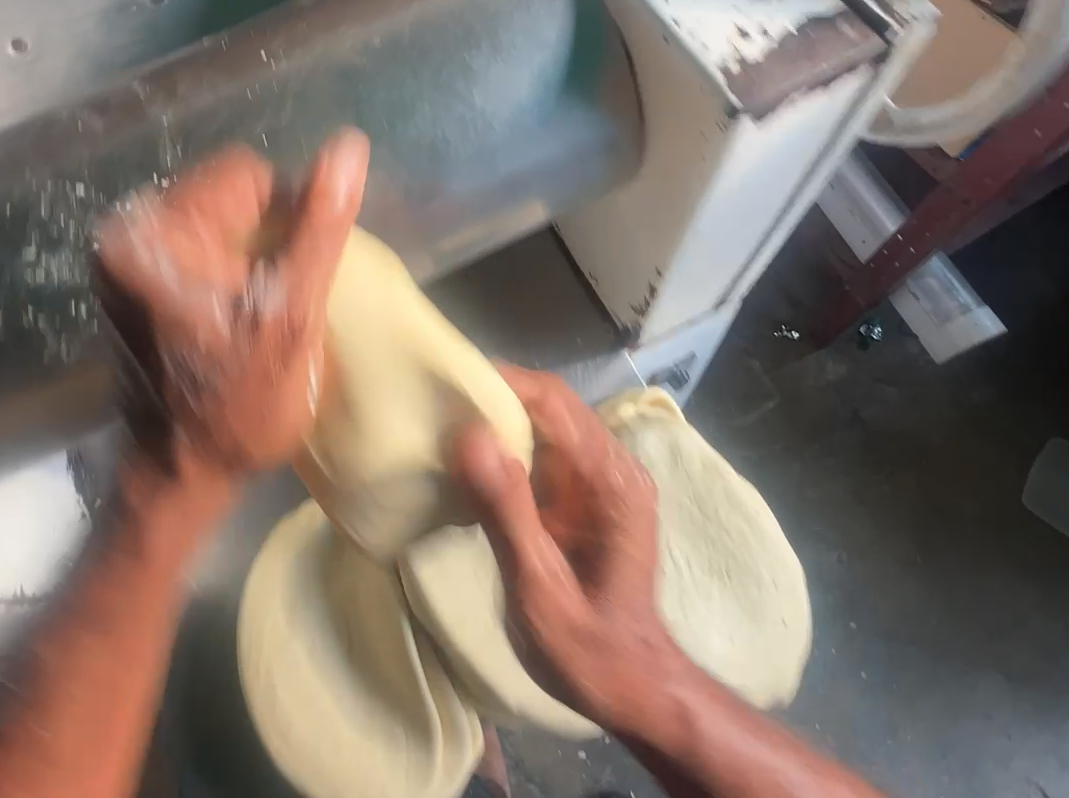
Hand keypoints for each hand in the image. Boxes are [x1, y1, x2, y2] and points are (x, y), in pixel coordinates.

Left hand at [97, 129, 368, 495]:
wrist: (179, 474)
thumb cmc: (241, 404)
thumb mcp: (293, 316)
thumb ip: (320, 228)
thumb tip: (349, 147)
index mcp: (158, 234)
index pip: (247, 175)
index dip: (290, 215)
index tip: (298, 272)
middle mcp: (126, 233)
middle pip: (228, 192)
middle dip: (267, 233)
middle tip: (281, 292)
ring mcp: (123, 258)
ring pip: (217, 217)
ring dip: (251, 250)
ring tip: (260, 305)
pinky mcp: (130, 280)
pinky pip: (196, 244)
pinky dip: (227, 265)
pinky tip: (236, 310)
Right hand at [452, 365, 688, 730]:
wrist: (630, 685)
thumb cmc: (587, 648)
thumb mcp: (538, 586)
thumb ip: (506, 510)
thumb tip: (469, 435)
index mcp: (610, 482)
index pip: (554, 403)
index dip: (502, 383)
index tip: (448, 384)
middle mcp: (615, 467)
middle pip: (553, 404)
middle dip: (496, 396)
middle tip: (437, 404)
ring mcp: (606, 479)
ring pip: (549, 422)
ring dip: (500, 419)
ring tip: (446, 424)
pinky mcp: (591, 494)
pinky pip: (548, 449)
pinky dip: (510, 446)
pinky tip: (475, 462)